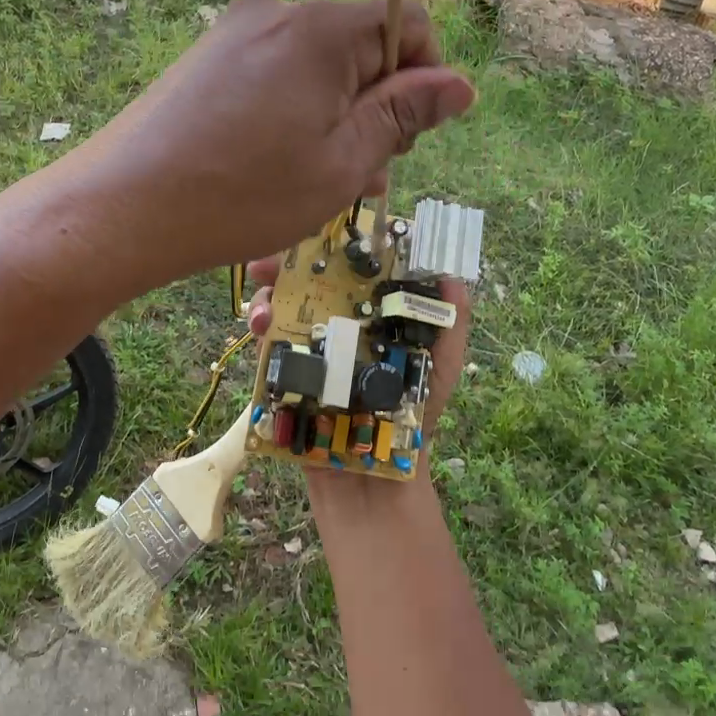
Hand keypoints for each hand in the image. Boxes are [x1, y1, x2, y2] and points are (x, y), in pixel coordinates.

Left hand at [64, 0, 474, 279]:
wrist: (122, 208)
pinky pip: (274, 76)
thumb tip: (460, 84)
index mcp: (321, 29)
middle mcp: (277, 13)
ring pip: (316, 68)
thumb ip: (404, 114)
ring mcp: (234, 33)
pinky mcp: (206, 60)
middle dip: (375, 106)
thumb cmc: (243, 194)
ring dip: (334, 118)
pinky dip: (292, 114)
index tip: (409, 137)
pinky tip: (274, 166)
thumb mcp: (343, 161)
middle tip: (364, 176)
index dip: (424, 78)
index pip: (407, 22)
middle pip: (359, 46)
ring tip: (318, 183)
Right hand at [243, 256, 470, 500]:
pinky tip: (259, 327)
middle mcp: (339, 326)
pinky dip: (259, 330)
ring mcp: (310, 350)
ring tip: (264, 302)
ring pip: (282, 307)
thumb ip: (451, 328)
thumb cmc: (414, 426)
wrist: (374, 486)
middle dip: (287, 263)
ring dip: (268, 295)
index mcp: (374, 318)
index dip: (339, 244)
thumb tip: (455, 275)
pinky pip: (268, 346)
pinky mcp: (286, 377)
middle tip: (267, 260)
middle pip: (309, 281)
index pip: (355, 269)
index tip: (325, 230)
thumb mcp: (439, 373)